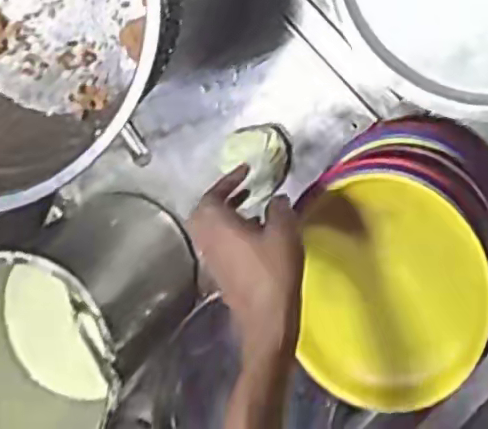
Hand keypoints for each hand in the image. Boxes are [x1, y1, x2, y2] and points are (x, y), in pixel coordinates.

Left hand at [188, 165, 303, 359]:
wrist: (267, 316)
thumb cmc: (275, 268)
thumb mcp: (285, 229)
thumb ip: (279, 207)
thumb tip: (274, 199)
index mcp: (220, 228)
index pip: (210, 199)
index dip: (226, 181)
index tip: (246, 171)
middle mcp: (209, 243)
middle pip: (202, 214)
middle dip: (220, 197)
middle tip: (243, 186)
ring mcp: (212, 261)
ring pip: (208, 229)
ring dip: (225, 213)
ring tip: (251, 203)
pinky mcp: (221, 273)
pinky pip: (217, 242)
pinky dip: (230, 228)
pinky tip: (255, 229)